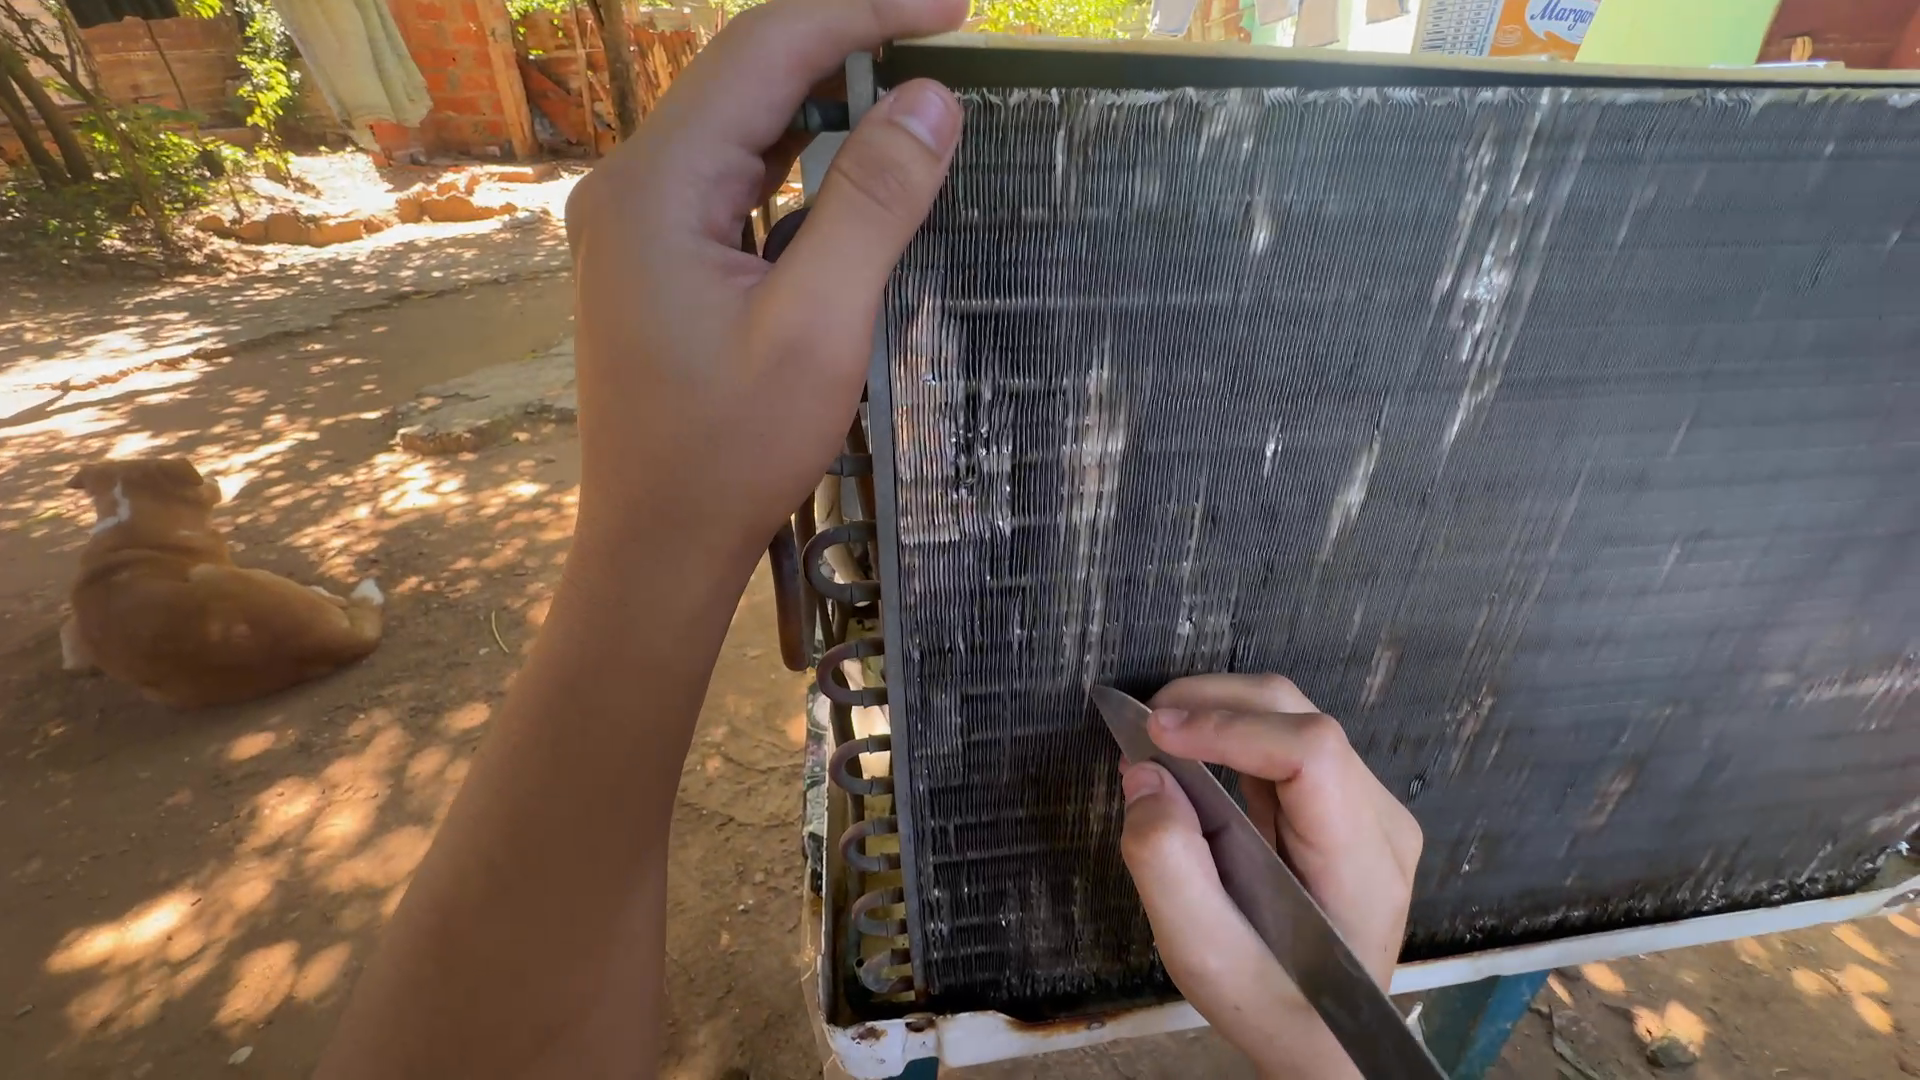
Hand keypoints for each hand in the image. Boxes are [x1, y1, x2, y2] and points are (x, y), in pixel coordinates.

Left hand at [561, 0, 967, 566]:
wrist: (662, 541)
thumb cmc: (735, 448)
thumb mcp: (817, 327)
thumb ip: (872, 206)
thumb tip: (932, 101)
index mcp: (658, 184)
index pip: (765, 48)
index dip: (863, 12)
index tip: (952, 12)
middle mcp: (633, 186)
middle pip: (746, 80)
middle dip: (844, 54)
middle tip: (938, 59)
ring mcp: (639, 229)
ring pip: (740, 135)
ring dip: (822, 115)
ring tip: (905, 113)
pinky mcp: (658, 268)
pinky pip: (733, 193)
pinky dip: (795, 177)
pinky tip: (844, 188)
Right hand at [1118, 674, 1422, 1079]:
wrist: (1324, 1037)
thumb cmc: (1270, 1005)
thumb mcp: (1204, 955)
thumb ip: (1167, 865)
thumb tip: (1144, 772)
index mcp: (1363, 862)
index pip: (1311, 752)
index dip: (1229, 727)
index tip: (1155, 732)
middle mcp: (1377, 816)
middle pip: (1297, 715)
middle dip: (1213, 702)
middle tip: (1143, 725)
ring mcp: (1361, 801)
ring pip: (1287, 712)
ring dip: (1214, 707)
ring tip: (1155, 735)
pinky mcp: (1335, 796)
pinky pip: (1277, 733)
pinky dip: (1223, 726)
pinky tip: (1184, 746)